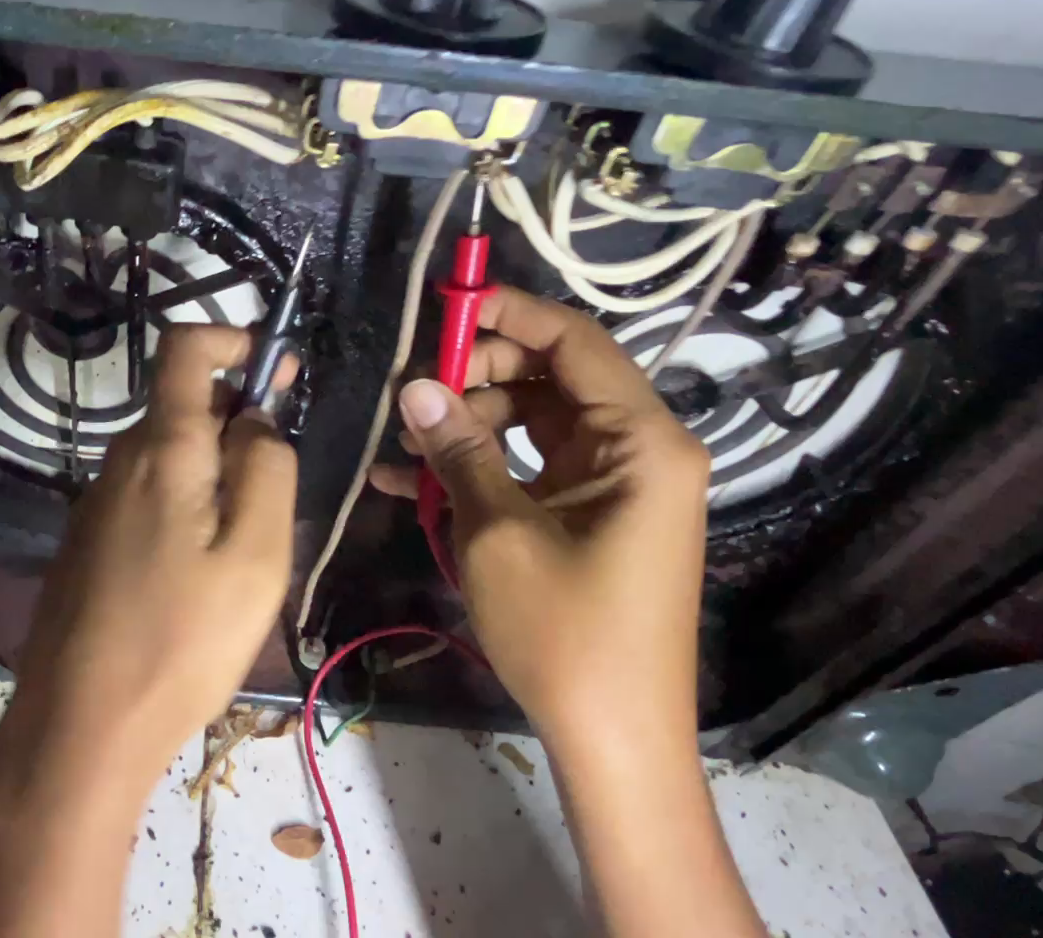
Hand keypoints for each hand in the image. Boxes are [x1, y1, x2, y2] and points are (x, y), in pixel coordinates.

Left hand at [11, 324, 297, 773]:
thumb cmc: (182, 639)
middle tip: (276, 498)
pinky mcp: (88, 543)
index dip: (234, 340)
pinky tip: (198, 578)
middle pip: (182, 407)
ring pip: (168, 458)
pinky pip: (147, 497)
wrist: (81, 725)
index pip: (183, 348)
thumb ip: (266, 469)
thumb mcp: (256, 555)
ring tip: (242, 553)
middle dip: (237, 424)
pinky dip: (186, 507)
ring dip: (214, 476)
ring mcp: (96, 504)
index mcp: (160, 450)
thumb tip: (256, 419)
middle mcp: (118, 462)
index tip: (280, 373)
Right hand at [367, 287, 709, 739]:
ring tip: (400, 443)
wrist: (612, 737)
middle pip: (551, 380)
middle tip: (410, 392)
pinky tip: (410, 480)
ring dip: (466, 427)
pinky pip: (530, 470)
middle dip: (476, 378)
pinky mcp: (588, 516)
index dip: (509, 316)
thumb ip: (458, 448)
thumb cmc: (564, 632)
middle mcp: (638, 451)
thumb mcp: (497, 531)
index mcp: (642, 441)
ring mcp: (613, 486)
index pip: (576, 343)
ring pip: (532, 424)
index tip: (444, 306)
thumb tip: (415, 385)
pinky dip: (479, 469)